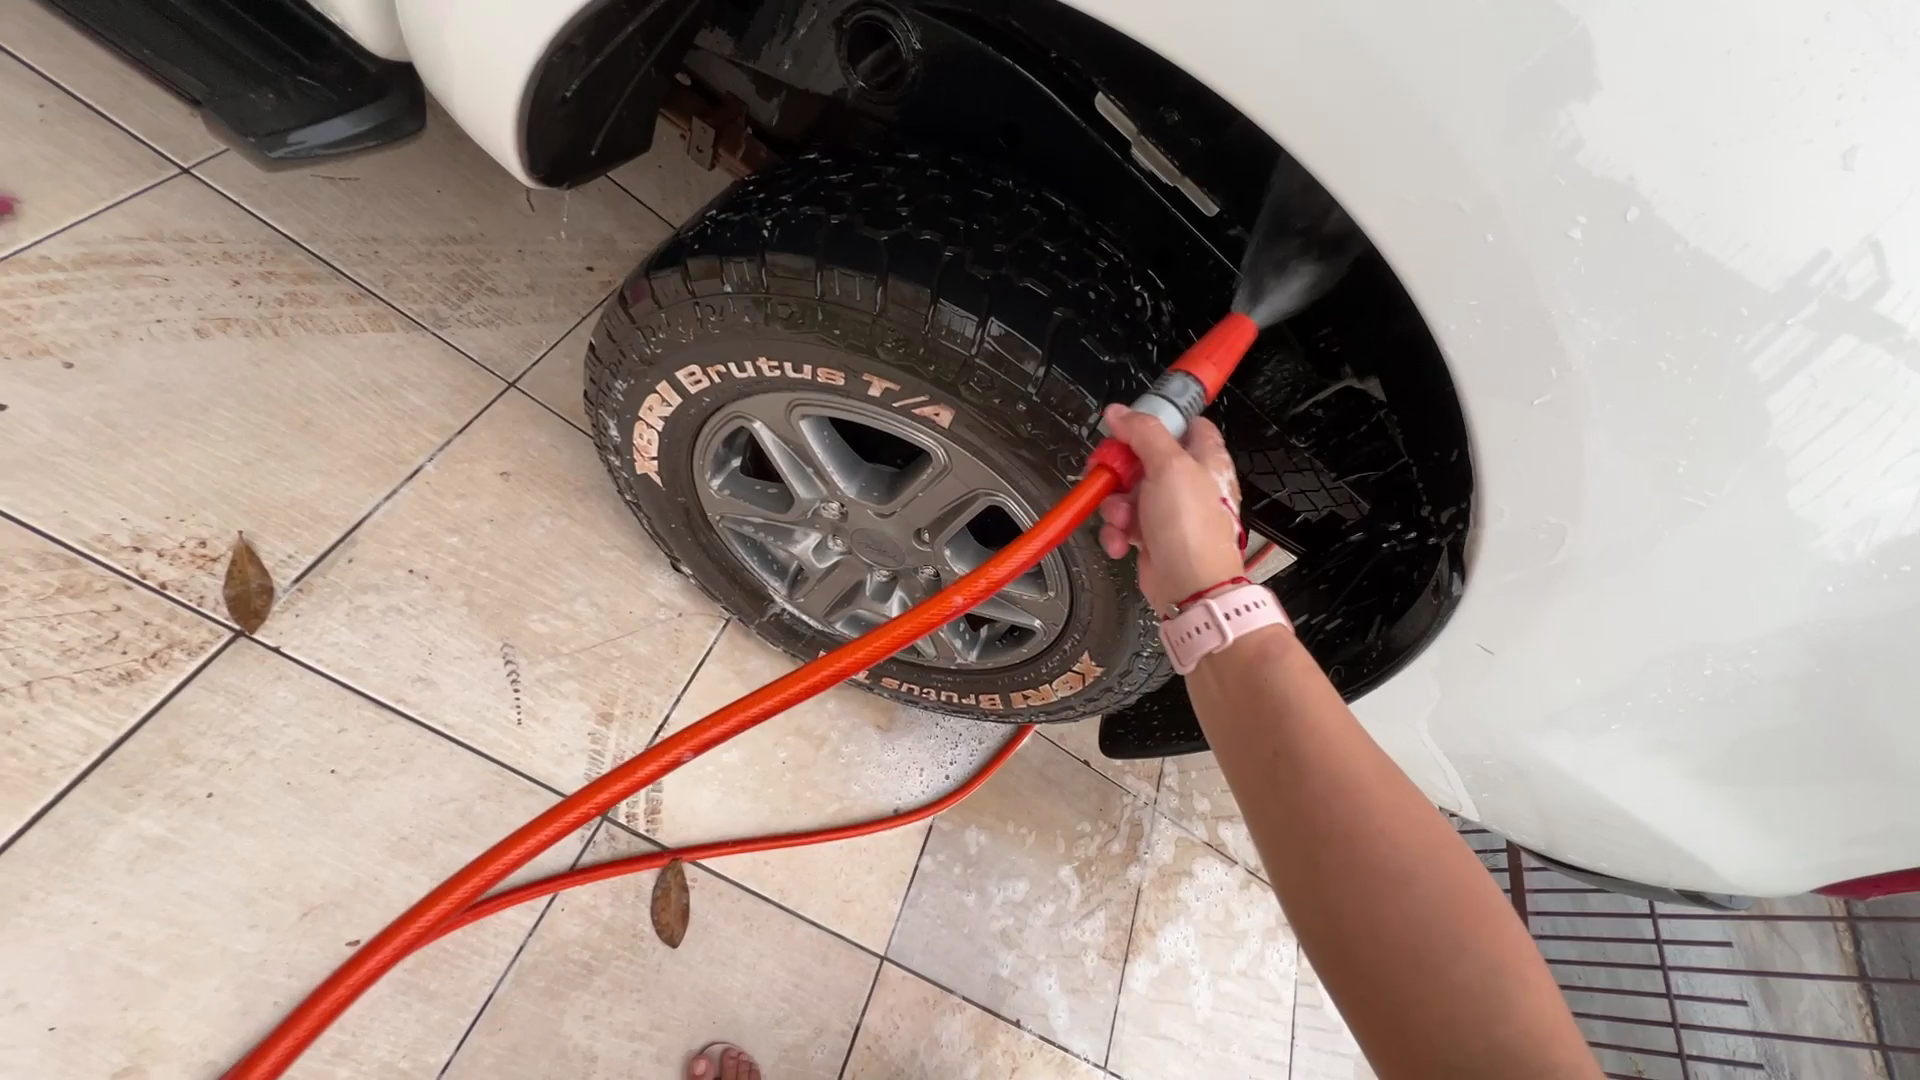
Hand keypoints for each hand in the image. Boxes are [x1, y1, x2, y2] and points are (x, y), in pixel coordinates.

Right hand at [1097, 404, 1246, 611]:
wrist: (1190, 588)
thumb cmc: (1192, 530)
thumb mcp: (1168, 467)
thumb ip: (1143, 433)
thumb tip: (1119, 412)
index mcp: (1205, 459)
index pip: (1185, 425)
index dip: (1156, 421)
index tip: (1130, 425)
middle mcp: (1188, 484)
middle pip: (1143, 459)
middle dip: (1120, 469)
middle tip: (1108, 473)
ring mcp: (1169, 512)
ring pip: (1127, 493)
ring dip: (1115, 506)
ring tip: (1121, 519)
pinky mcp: (1152, 537)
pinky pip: (1123, 524)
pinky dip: (1116, 532)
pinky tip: (1121, 541)